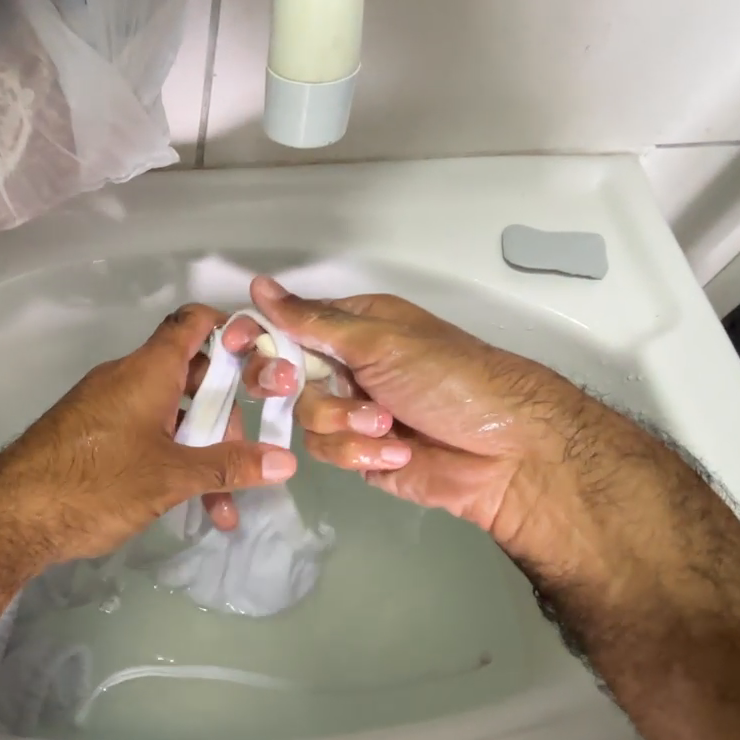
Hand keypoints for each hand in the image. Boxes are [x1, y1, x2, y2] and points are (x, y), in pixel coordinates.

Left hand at [0, 304, 297, 565]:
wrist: (11, 517)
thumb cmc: (96, 483)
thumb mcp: (170, 477)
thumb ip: (228, 466)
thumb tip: (285, 462)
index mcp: (149, 370)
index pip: (195, 323)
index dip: (233, 332)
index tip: (263, 366)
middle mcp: (128, 379)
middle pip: (193, 377)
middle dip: (225, 419)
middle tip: (247, 461)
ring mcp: (108, 408)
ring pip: (171, 416)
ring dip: (201, 454)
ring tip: (222, 508)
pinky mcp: (94, 437)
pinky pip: (146, 436)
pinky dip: (172, 462)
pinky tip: (188, 507)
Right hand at [228, 277, 680, 579]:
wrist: (508, 453)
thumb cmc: (451, 378)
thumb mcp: (381, 341)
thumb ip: (313, 320)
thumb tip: (259, 285)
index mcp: (353, 327)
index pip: (287, 325)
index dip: (257, 336)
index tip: (232, 347)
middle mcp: (346, 366)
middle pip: (284, 376)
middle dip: (303, 389)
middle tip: (316, 390)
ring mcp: (351, 412)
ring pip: (304, 419)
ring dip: (345, 425)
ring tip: (388, 427)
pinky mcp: (358, 454)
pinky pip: (327, 452)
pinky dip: (360, 454)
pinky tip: (396, 453)